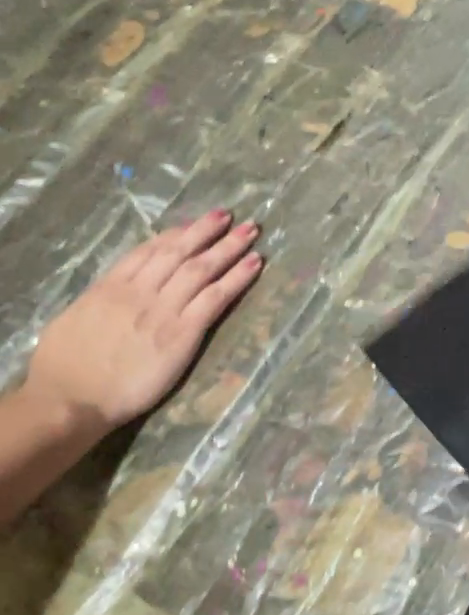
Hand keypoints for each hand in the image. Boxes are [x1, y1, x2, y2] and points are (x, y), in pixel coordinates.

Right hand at [23, 210, 262, 429]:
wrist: (72, 398)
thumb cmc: (67, 367)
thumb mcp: (75, 321)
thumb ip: (101, 301)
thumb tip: (117, 289)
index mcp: (106, 289)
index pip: (145, 253)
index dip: (173, 235)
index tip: (194, 222)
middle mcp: (136, 294)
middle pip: (178, 254)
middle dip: (206, 232)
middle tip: (230, 215)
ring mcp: (162, 311)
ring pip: (201, 269)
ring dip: (229, 247)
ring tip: (252, 230)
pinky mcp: (184, 331)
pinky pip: (217, 297)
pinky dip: (238, 278)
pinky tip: (255, 264)